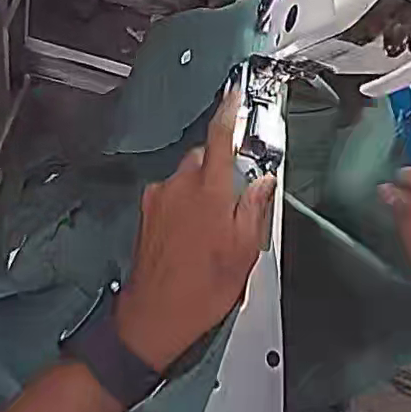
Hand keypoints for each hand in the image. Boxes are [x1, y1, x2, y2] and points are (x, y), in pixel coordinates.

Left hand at [116, 88, 276, 370]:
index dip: (229, 112)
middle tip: (236, 200)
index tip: (234, 96)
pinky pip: (172, 192)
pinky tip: (193, 232)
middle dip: (222, 169)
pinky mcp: (147, 210)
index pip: (220, 137)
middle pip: (205, 157)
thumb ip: (255, 207)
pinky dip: (186, 202)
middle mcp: (180, 186)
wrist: (155, 316)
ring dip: (203, 188)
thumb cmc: (201, 288)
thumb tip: (263, 182)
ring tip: (213, 227)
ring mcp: (159, 197)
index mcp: (209, 191)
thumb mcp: (244, 250)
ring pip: (188, 175)